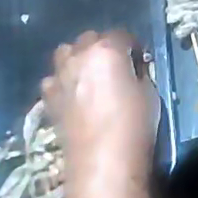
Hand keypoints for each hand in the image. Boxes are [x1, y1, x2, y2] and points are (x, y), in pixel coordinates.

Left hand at [41, 31, 155, 197]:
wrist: (101, 161)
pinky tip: (74, 96)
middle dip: (103, 48)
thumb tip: (133, 69)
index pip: (122, 35)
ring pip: (66, 53)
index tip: (139, 61)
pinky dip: (63, 82)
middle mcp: (79, 56)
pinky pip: (54, 79)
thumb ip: (139, 74)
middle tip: (115, 68)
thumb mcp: (149, 94)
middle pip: (90, 39)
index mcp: (107, 50)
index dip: (132, 47)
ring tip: (90, 77)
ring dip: (78, 58)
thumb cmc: (133, 125)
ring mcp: (59, 76)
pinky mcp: (48, 97)